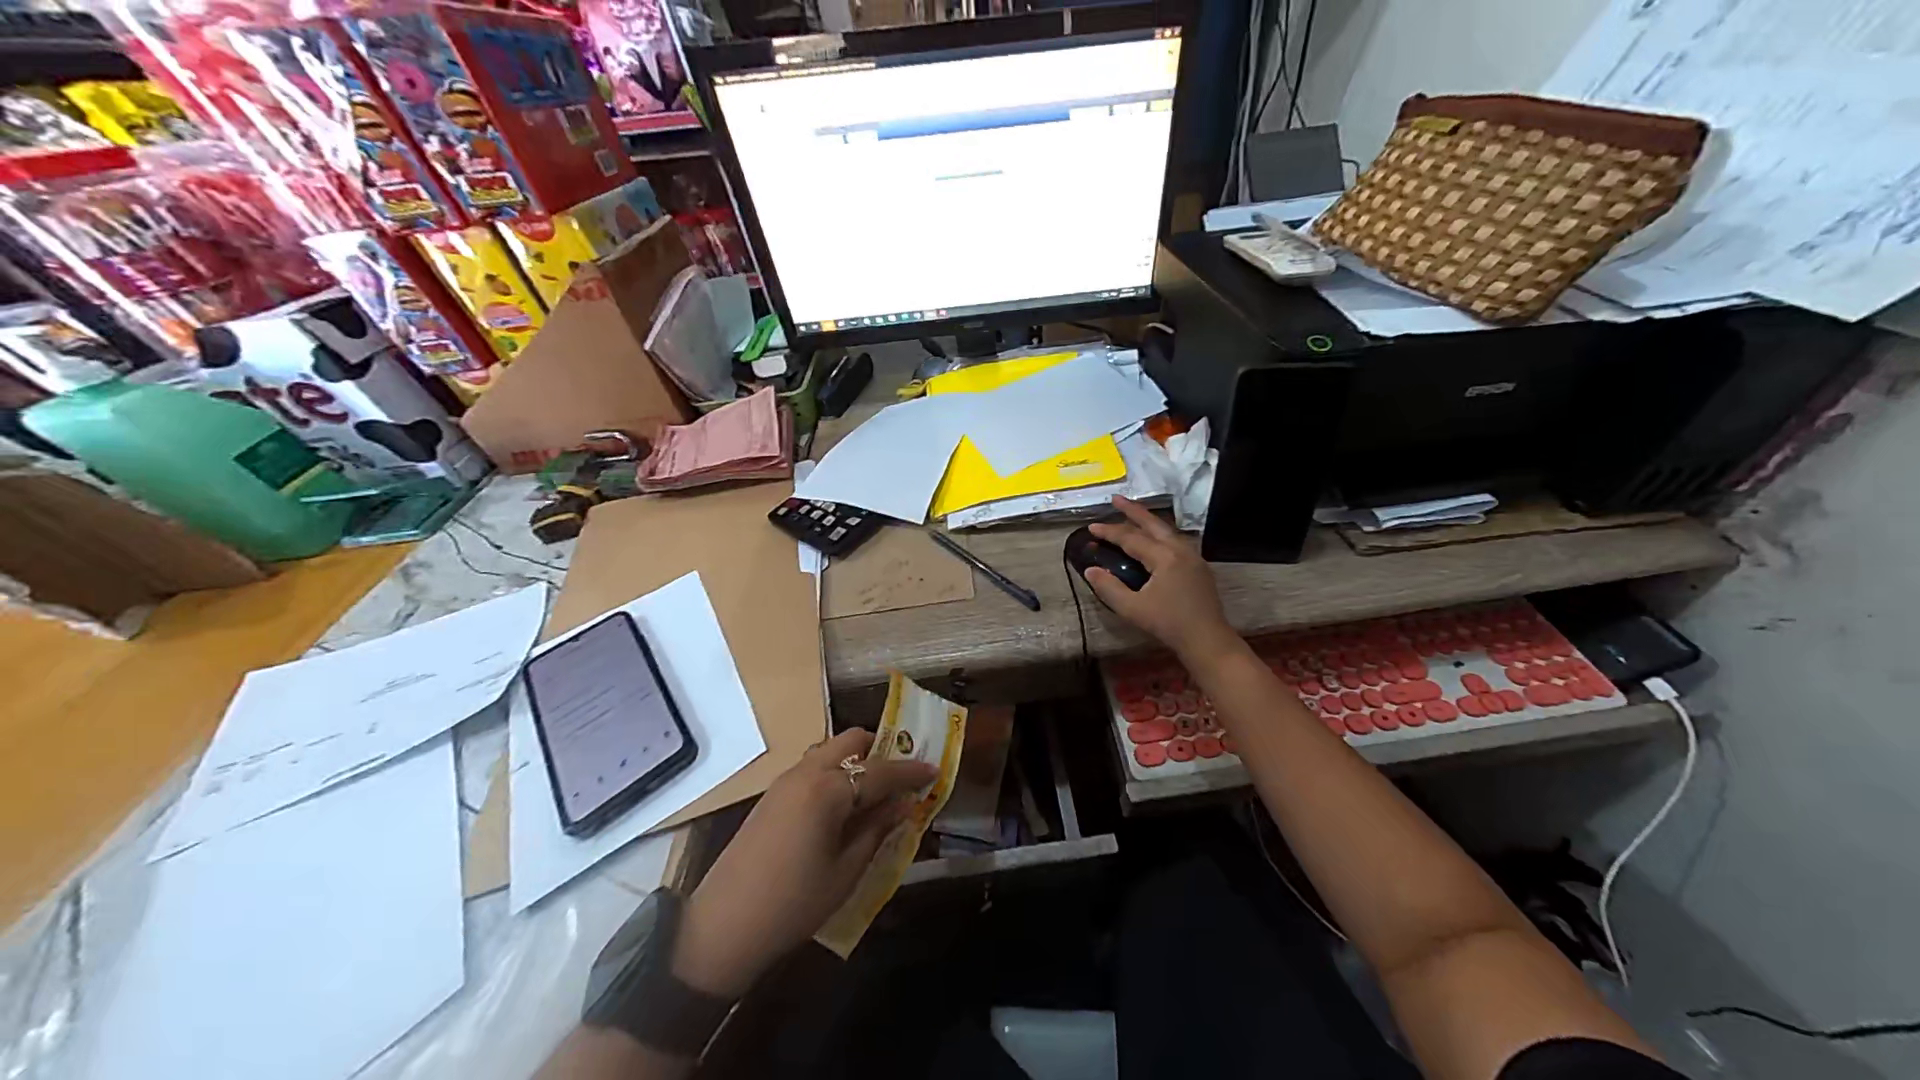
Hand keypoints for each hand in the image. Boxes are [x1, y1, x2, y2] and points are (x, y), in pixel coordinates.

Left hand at [671, 728, 936, 997]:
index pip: (881, 770)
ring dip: (856, 760)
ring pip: (830, 751)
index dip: (910, 771)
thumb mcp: (846, 871)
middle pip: (851, 741)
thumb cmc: (793, 903)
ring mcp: (785, 781)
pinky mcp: (772, 795)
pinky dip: (836, 773)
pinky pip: (813, 768)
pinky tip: (845, 803)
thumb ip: (877, 829)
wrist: (722, 926)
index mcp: (828, 788)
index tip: (934, 769)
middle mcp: (806, 772)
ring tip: (877, 789)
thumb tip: (903, 803)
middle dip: (881, 750)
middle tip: (902, 775)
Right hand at [1084, 495, 1235, 658]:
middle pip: (1154, 524)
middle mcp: (1180, 550)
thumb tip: (1090, 570)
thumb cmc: (1169, 624)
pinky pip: (1175, 541)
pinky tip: (1154, 539)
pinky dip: (1160, 534)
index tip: (1091, 527)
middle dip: (1133, 510)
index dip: (1110, 532)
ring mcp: (1193, 557)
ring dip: (1148, 521)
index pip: (1131, 538)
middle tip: (1116, 499)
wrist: (1207, 640)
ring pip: (1167, 531)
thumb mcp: (1133, 608)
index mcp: (1164, 557)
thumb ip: (1109, 587)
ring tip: (1133, 515)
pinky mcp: (1198, 567)